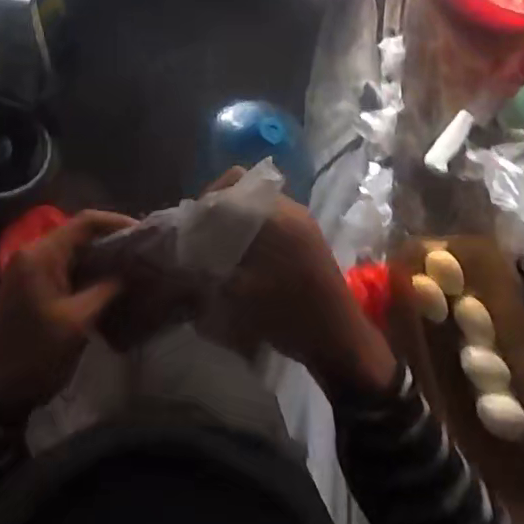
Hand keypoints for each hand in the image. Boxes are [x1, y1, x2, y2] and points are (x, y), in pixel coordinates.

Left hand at [0, 209, 135, 418]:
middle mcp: (32, 253)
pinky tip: (108, 285)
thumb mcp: (76, 323)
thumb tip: (131, 272)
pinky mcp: (29, 287)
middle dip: (111, 242)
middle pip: (78, 235)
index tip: (143, 233)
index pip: (85, 222)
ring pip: (72, 253)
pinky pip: (62, 269)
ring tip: (132, 268)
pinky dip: (85, 273)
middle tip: (142, 253)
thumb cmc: (34, 355)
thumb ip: (106, 290)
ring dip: (99, 259)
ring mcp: (28, 270)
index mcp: (41, 255)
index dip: (116, 222)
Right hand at [206, 169, 396, 398]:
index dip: (208, 198)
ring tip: (220, 247)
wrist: (338, 341)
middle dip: (220, 207)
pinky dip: (254, 230)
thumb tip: (185, 250)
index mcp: (275, 213)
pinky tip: (245, 258)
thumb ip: (208, 264)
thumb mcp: (237, 293)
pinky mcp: (310, 239)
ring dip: (237, 219)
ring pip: (259, 205)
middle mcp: (291, 208)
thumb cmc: (287, 315)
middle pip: (247, 190)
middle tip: (203, 234)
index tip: (192, 223)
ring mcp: (304, 222)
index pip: (234, 182)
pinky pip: (274, 219)